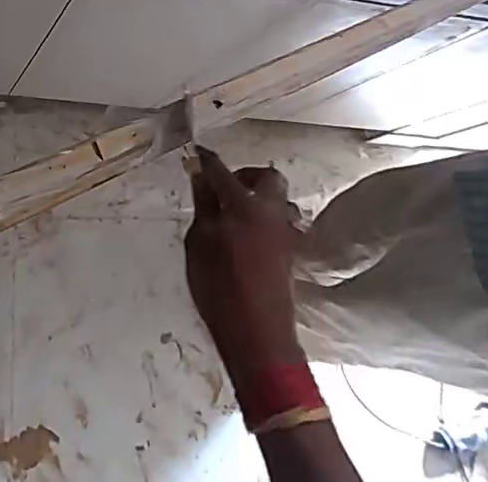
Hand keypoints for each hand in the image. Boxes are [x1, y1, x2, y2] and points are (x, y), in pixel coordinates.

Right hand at [185, 146, 306, 375]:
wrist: (258, 334)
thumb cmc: (219, 286)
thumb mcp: (199, 242)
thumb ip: (203, 206)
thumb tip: (202, 177)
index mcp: (245, 204)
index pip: (222, 171)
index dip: (206, 160)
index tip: (196, 153)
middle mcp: (271, 212)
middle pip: (267, 177)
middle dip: (245, 175)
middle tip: (222, 188)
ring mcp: (285, 232)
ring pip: (278, 199)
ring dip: (260, 197)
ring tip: (236, 212)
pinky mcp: (290, 252)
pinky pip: (280, 221)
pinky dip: (264, 218)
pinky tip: (246, 234)